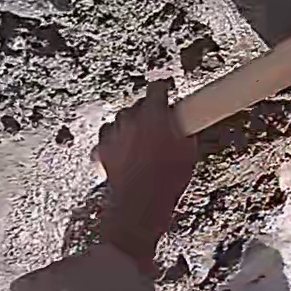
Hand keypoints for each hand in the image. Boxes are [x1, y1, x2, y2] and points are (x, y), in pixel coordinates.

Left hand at [95, 79, 197, 266]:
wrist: (140, 203)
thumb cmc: (165, 180)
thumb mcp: (188, 152)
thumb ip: (184, 131)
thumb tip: (186, 125)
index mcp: (154, 114)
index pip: (157, 87)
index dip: (163, 89)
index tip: (166, 91)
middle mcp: (130, 118)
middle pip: (137, 104)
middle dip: (147, 113)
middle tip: (157, 127)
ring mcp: (113, 133)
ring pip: (121, 119)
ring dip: (130, 126)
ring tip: (141, 143)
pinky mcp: (102, 148)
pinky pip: (107, 135)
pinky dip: (115, 139)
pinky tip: (124, 151)